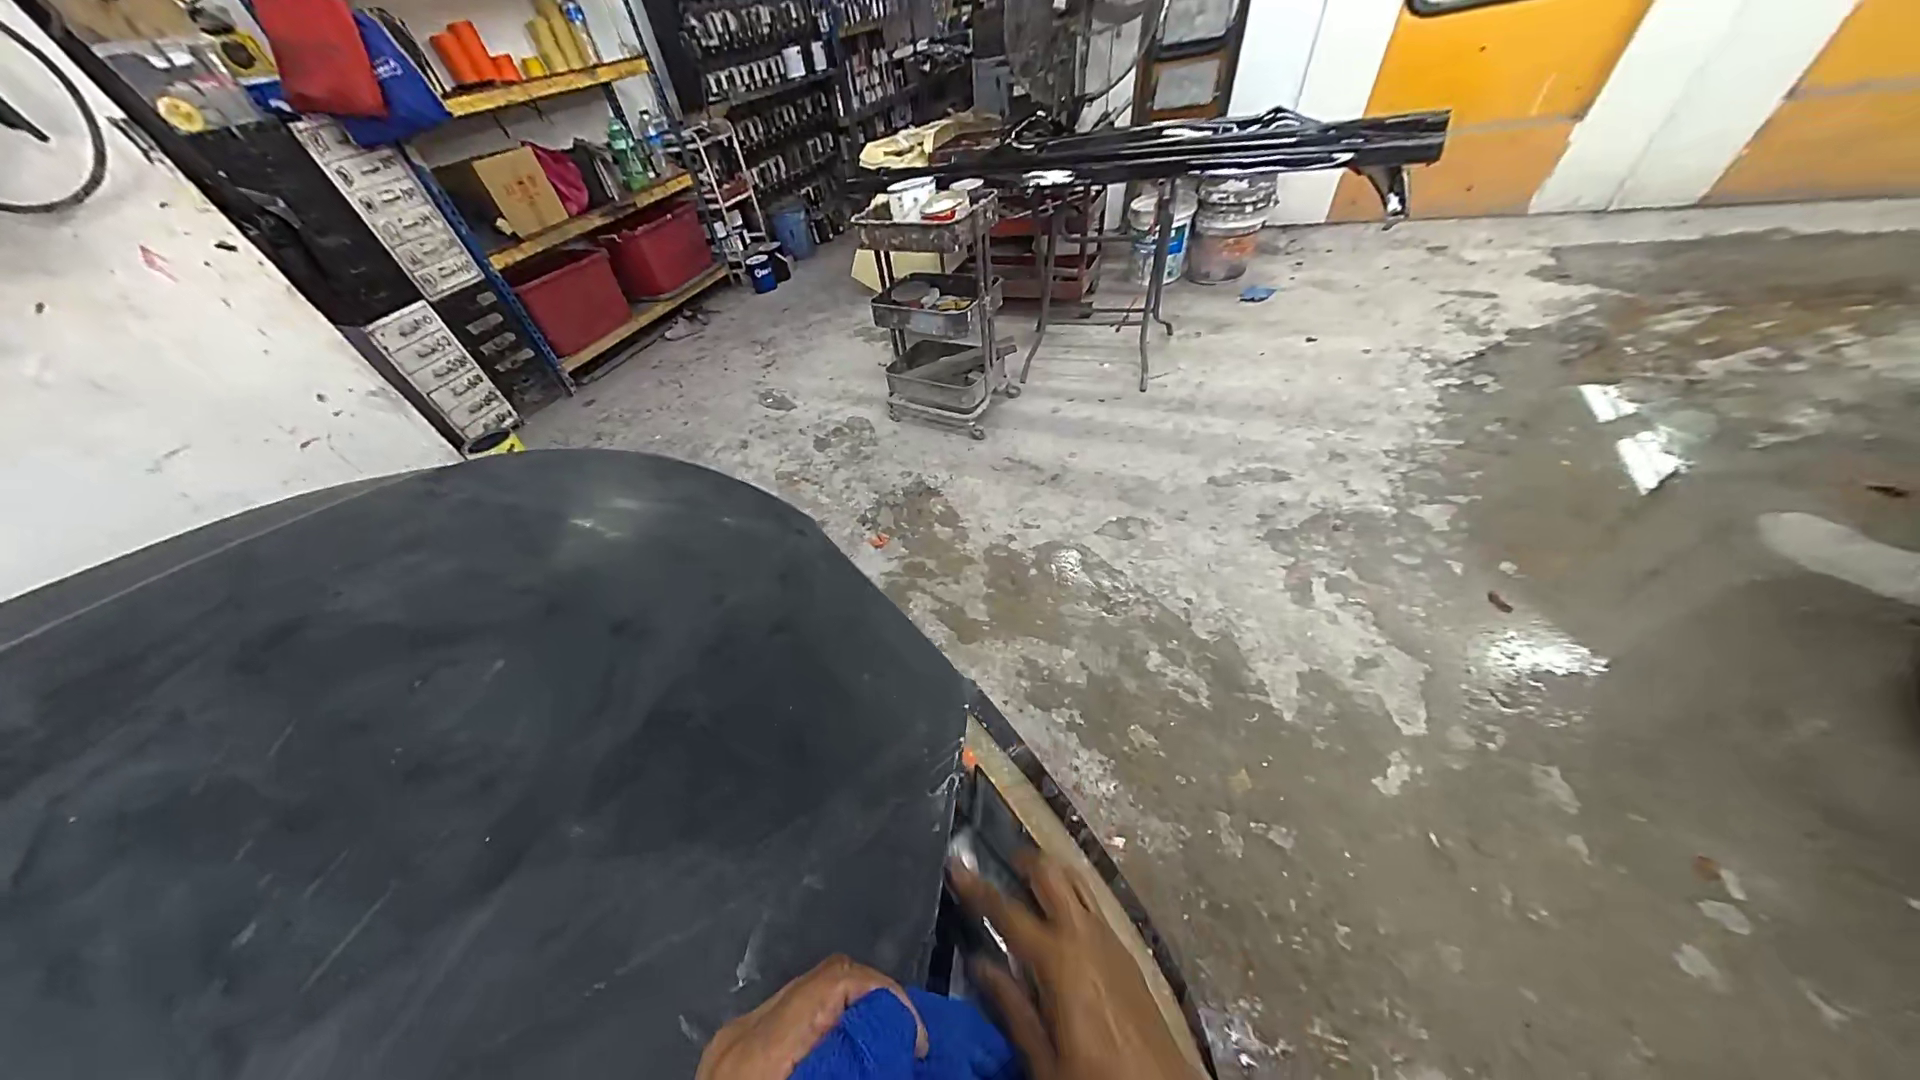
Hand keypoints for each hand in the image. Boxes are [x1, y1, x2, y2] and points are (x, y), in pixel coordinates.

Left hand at [695, 954, 927, 1079]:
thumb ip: (856, 1070)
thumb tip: (903, 1054)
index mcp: (758, 1054)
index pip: (834, 979)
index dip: (886, 995)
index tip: (915, 1041)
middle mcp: (740, 1034)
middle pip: (823, 980)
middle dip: (873, 1005)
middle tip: (906, 1047)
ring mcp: (730, 1043)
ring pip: (807, 997)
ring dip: (849, 1018)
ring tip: (879, 1055)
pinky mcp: (730, 1057)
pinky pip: (788, 1021)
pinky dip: (822, 1033)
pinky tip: (840, 1063)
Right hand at [947, 853, 1199, 1079]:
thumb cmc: (1094, 1078)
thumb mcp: (1042, 1056)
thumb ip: (1010, 1004)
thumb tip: (979, 963)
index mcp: (1058, 958)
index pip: (1007, 911)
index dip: (977, 887)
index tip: (956, 864)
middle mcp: (1084, 934)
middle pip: (1051, 874)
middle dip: (1024, 860)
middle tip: (1000, 860)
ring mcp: (1109, 937)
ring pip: (1076, 880)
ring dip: (1050, 872)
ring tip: (1027, 877)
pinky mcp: (1125, 949)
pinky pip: (1092, 902)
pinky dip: (1070, 893)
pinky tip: (1059, 916)